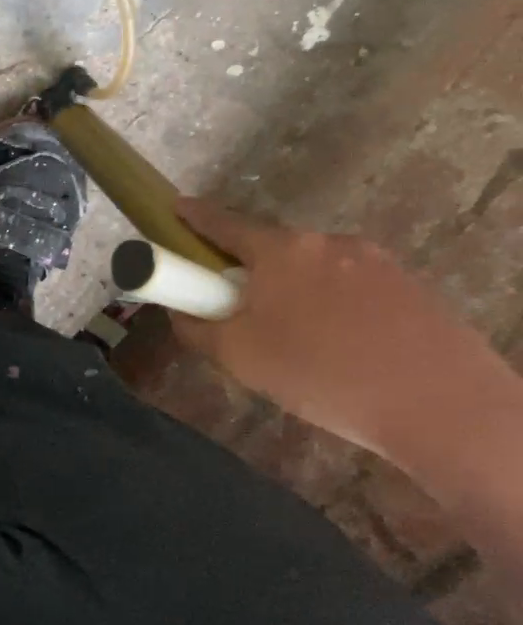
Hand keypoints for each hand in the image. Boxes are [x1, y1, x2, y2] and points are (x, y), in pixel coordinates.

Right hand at [171, 198, 500, 454]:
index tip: (173, 210)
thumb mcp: (235, 356)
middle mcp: (331, 244)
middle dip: (247, 267)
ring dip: (293, 290)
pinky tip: (338, 348)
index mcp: (282, 249)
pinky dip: (333, 307)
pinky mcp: (417, 292)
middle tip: (233, 305)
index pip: (221, 221)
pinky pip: (353, 289)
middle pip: (271, 246)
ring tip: (292, 337)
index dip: (191, 216)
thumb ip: (195, 327)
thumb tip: (182, 312)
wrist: (451, 414)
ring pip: (315, 269)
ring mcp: (381, 266)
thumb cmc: (325, 375)